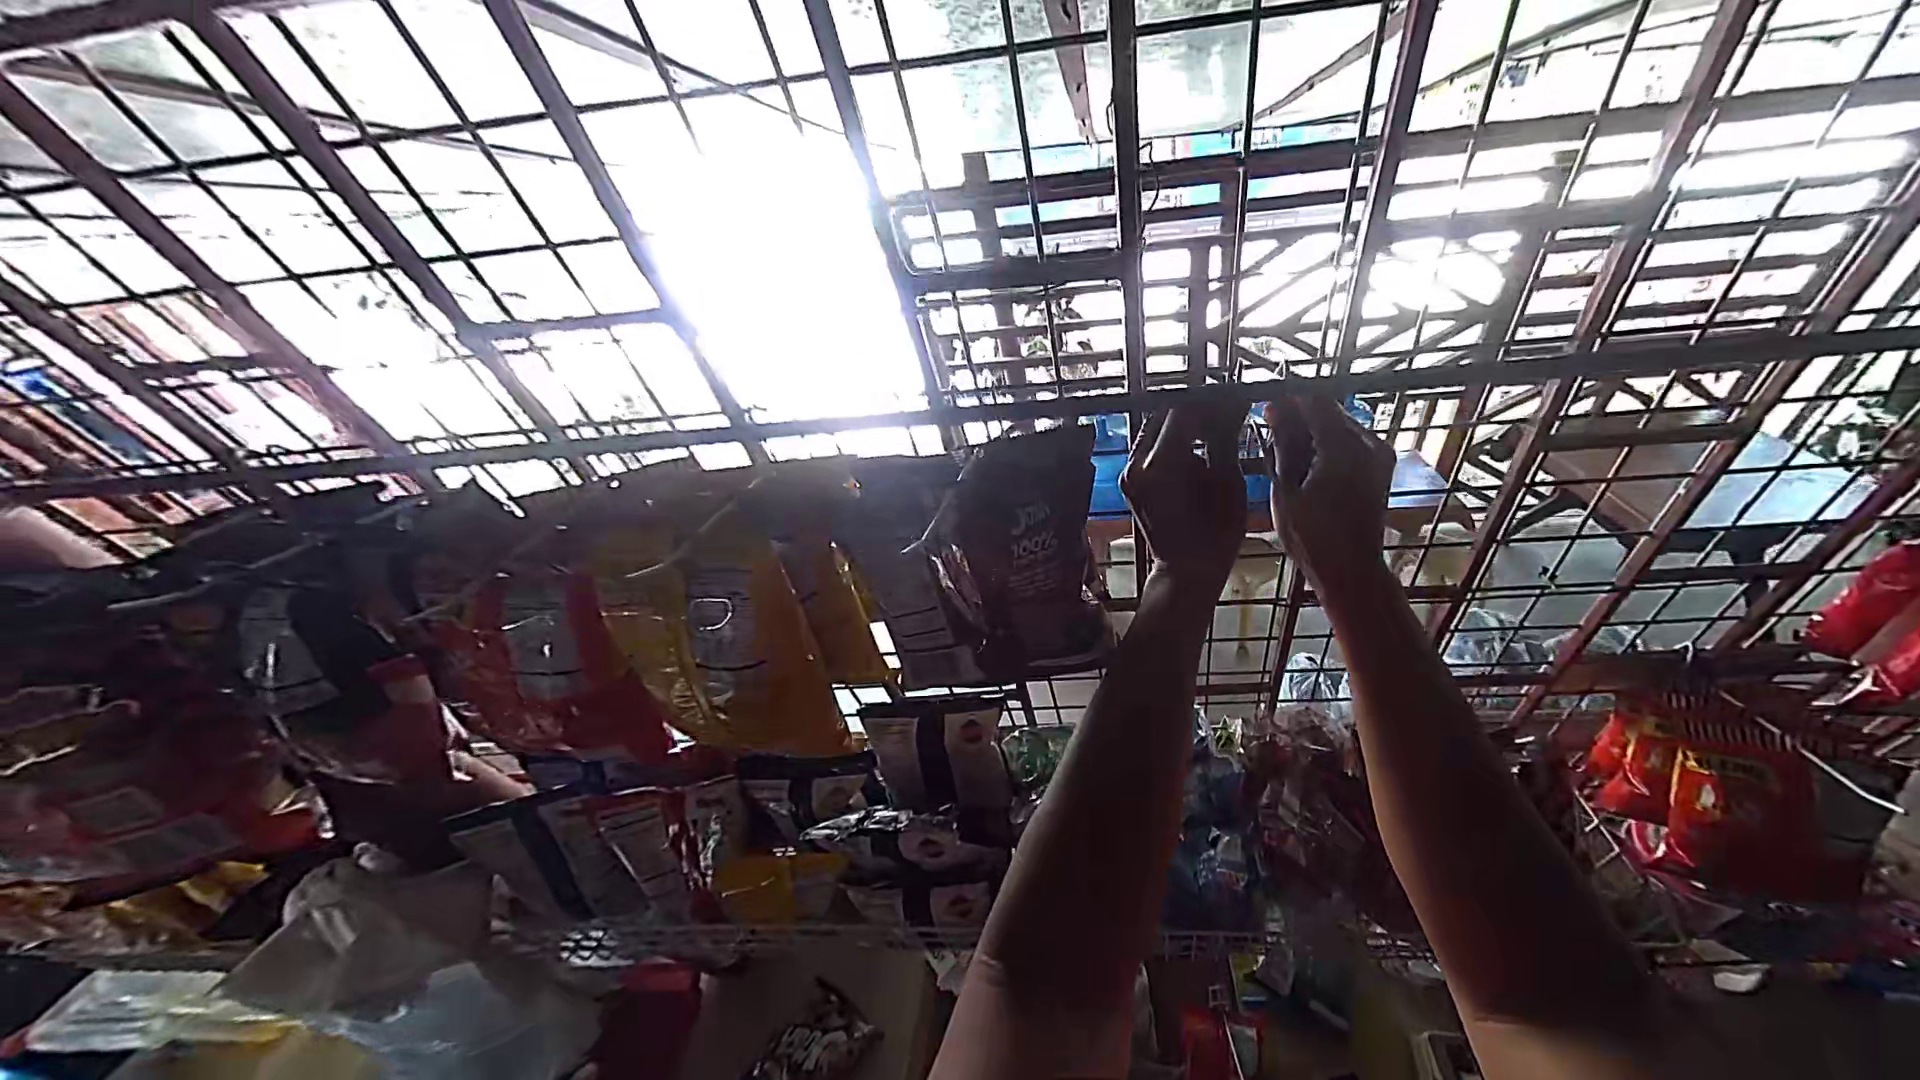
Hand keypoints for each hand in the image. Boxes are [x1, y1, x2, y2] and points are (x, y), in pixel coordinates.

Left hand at [1121, 404, 1246, 592]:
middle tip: (1227, 411)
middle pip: (1164, 415)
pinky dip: (1173, 440)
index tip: (1234, 399)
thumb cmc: (1215, 536)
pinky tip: (1197, 448)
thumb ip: (1223, 440)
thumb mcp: (1228, 483)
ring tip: (1215, 429)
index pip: (1183, 413)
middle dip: (1197, 409)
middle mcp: (1135, 465)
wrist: (1185, 570)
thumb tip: (1232, 405)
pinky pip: (1150, 447)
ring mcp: (1128, 472)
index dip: (1211, 402)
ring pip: (1155, 428)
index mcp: (1159, 467)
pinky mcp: (1129, 479)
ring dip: (1184, 423)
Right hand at [1265, 395, 1394, 587]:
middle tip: (1271, 431)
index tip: (1265, 411)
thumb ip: (1282, 445)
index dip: (1288, 403)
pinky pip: (1351, 444)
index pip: (1315, 403)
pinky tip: (1306, 466)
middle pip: (1331, 413)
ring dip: (1313, 433)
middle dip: (1300, 417)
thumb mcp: (1285, 489)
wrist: (1349, 569)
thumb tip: (1275, 411)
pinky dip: (1327, 447)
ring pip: (1341, 427)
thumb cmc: (1310, 535)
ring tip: (1285, 452)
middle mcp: (1369, 444)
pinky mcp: (1379, 470)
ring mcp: (1379, 457)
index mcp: (1344, 447)